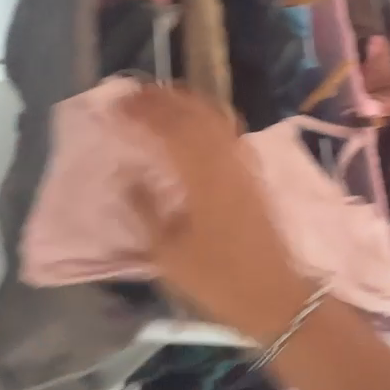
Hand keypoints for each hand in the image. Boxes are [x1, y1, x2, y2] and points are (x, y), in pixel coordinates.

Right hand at [121, 86, 317, 339]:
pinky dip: (205, 114)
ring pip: (211, 115)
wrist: (276, 295)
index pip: (165, 127)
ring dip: (183, 101)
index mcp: (200, 174)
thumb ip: (145, 208)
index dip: (138, 112)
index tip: (113, 106)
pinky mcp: (253, 170)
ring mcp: (242, 161)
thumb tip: (125, 174)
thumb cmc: (218, 278)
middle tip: (130, 95)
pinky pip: (226, 127)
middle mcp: (224, 157)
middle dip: (158, 99)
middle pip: (189, 112)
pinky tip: (193, 120)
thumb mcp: (168, 252)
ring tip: (157, 98)